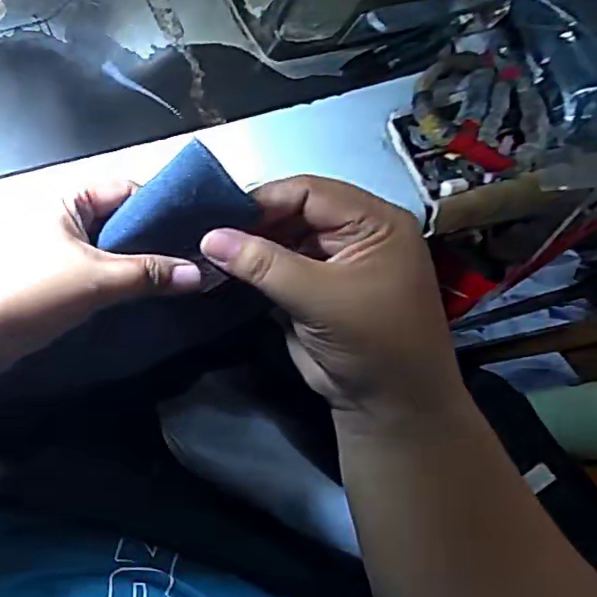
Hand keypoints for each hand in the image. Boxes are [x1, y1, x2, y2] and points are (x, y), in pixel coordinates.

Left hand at [0, 180, 203, 374]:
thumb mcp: (96, 279)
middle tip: (193, 260)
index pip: (127, 189)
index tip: (195, 231)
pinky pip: (96, 270)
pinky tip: (145, 294)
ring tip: (178, 279)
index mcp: (68, 199)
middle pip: (121, 219)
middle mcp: (63, 217)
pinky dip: (120, 280)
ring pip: (110, 248)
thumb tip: (201, 273)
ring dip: (139, 263)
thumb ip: (149, 273)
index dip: (163, 206)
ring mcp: (57, 248)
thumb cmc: (32, 293)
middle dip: (155, 239)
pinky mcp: (53, 277)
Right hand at [200, 176, 464, 420]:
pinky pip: (278, 268)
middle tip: (209, 233)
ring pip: (283, 240)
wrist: (388, 404)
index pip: (310, 192)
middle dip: (254, 224)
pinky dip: (253, 270)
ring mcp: (332, 263)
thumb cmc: (371, 342)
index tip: (219, 215)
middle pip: (295, 212)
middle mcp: (354, 234)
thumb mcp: (319, 297)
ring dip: (250, 248)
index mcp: (374, 222)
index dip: (265, 200)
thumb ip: (263, 264)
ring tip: (209, 251)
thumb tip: (209, 238)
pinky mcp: (313, 289)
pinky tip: (224, 271)